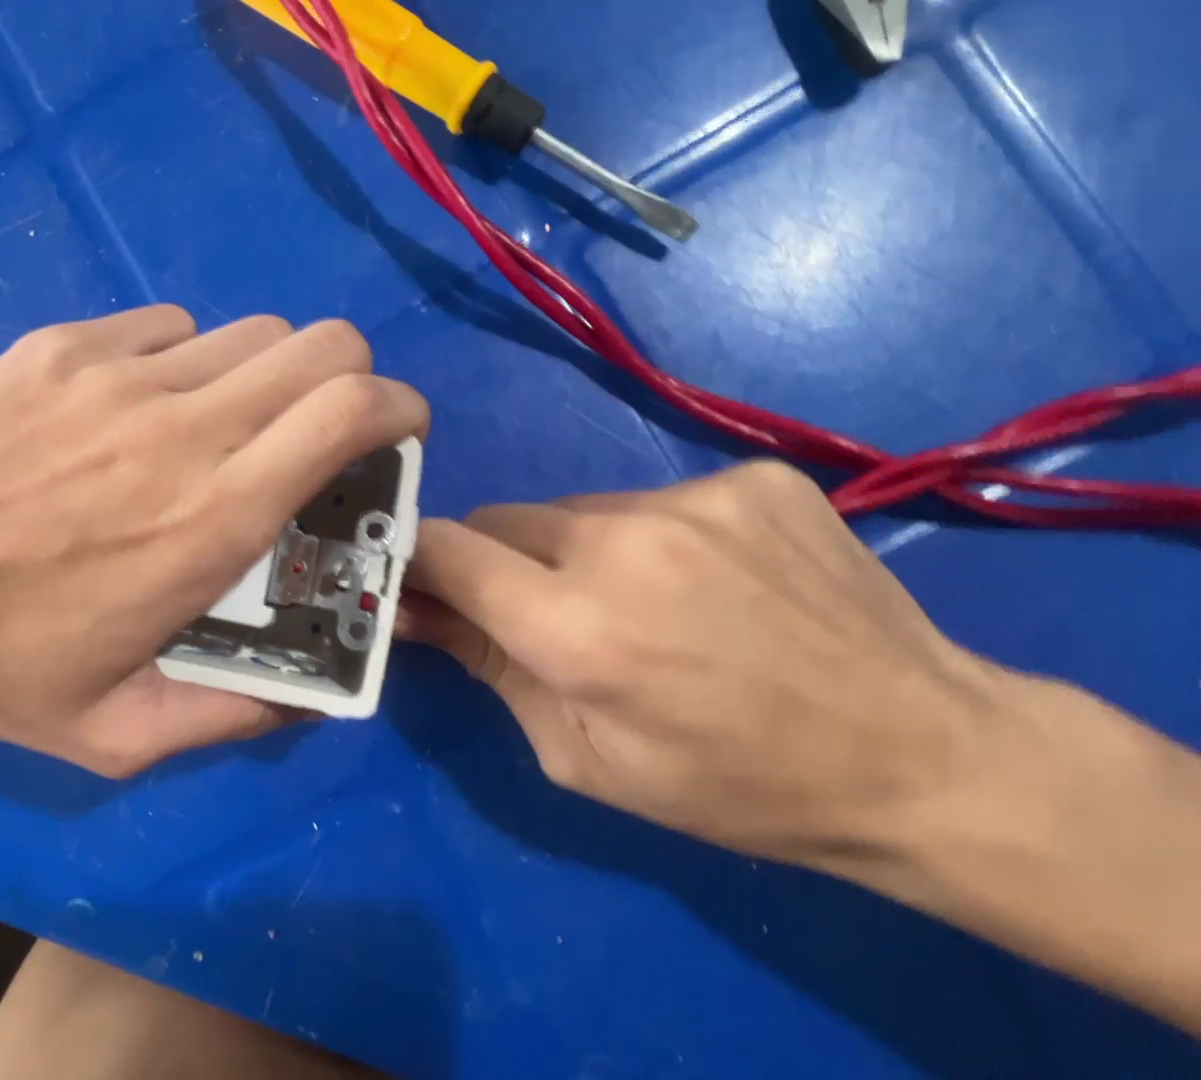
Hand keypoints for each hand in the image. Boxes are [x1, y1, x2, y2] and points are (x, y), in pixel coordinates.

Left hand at [0, 306, 427, 775]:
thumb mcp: (120, 734)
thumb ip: (232, 718)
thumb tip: (308, 699)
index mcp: (214, 520)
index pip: (350, 411)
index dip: (398, 410)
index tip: (396, 435)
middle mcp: (184, 427)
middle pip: (321, 345)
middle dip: (350, 380)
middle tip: (320, 432)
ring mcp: (118, 373)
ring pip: (250, 331)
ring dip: (267, 375)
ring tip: (227, 426)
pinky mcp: (63, 347)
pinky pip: (168, 327)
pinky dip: (186, 360)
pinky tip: (141, 408)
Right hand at [401, 461, 1026, 870]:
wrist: (920, 755)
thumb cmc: (732, 784)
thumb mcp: (582, 756)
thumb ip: (487, 666)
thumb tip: (411, 609)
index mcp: (572, 625)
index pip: (442, 547)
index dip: (420, 565)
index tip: (427, 592)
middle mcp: (622, 539)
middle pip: (501, 519)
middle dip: (498, 565)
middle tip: (547, 621)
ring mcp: (694, 497)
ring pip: (577, 508)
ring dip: (577, 550)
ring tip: (645, 606)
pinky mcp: (754, 476)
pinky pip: (657, 498)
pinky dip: (655, 537)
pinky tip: (712, 583)